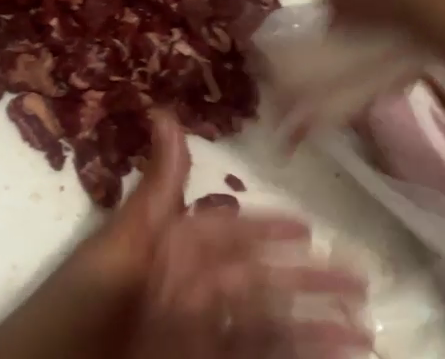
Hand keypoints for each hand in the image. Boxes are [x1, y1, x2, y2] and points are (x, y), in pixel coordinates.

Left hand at [0, 112, 371, 358]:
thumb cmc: (81, 303)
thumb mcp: (121, 242)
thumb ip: (156, 188)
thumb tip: (164, 110)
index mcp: (169, 251)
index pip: (225, 233)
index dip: (265, 229)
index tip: (308, 227)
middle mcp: (189, 288)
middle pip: (256, 279)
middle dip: (306, 278)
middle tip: (358, 278)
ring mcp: (197, 330)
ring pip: (264, 322)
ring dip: (311, 324)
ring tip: (362, 327)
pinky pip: (253, 352)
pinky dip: (292, 352)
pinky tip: (331, 353)